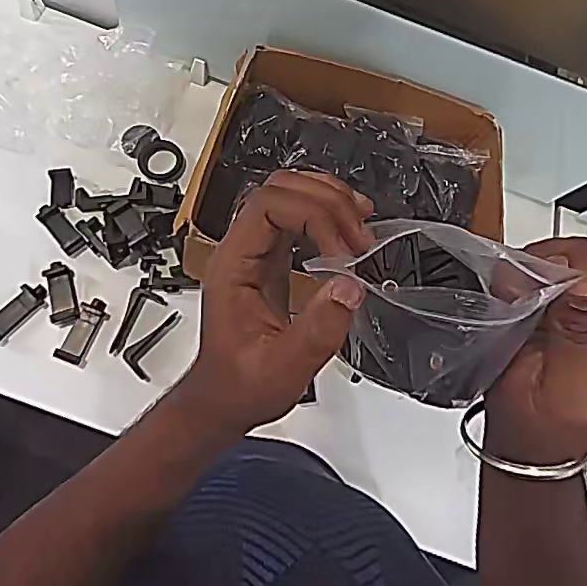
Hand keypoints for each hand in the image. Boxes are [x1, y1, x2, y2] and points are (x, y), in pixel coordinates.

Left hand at [166, 170, 372, 435]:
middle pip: (281, 188)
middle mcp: (242, 248)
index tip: (341, 250)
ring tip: (360, 224)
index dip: (312, 216)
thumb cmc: (241, 385)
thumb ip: (316, 331)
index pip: (268, 206)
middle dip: (328, 202)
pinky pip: (301, 211)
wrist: (226, 397)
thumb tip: (349, 286)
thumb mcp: (282, 370)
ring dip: (331, 200)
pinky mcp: (275, 254)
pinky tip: (351, 223)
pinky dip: (330, 210)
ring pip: (291, 191)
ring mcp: (258, 248)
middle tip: (358, 235)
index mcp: (233, 266)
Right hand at [485, 237, 586, 463]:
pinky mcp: (585, 276)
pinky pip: (579, 248)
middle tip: (579, 280)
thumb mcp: (571, 392)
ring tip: (548, 278)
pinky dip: (554, 254)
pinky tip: (535, 274)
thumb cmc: (555, 423)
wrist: (516, 415)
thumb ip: (580, 337)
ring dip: (581, 258)